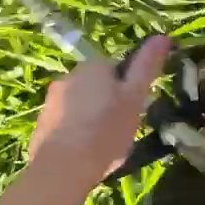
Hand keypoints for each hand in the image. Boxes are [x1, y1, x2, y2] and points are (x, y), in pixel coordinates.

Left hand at [27, 35, 173, 183]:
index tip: (133, 110)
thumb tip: (162, 36)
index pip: (117, 69)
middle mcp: (69, 76)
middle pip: (97, 86)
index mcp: (94, 66)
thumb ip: (147, 66)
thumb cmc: (106, 130)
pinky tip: (84, 153)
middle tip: (121, 129)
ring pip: (81, 105)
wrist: (63, 168)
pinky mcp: (41, 124)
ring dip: (92, 118)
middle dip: (109, 103)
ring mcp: (51, 100)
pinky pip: (66, 123)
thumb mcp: (135, 98)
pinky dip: (75, 133)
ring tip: (103, 146)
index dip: (128, 90)